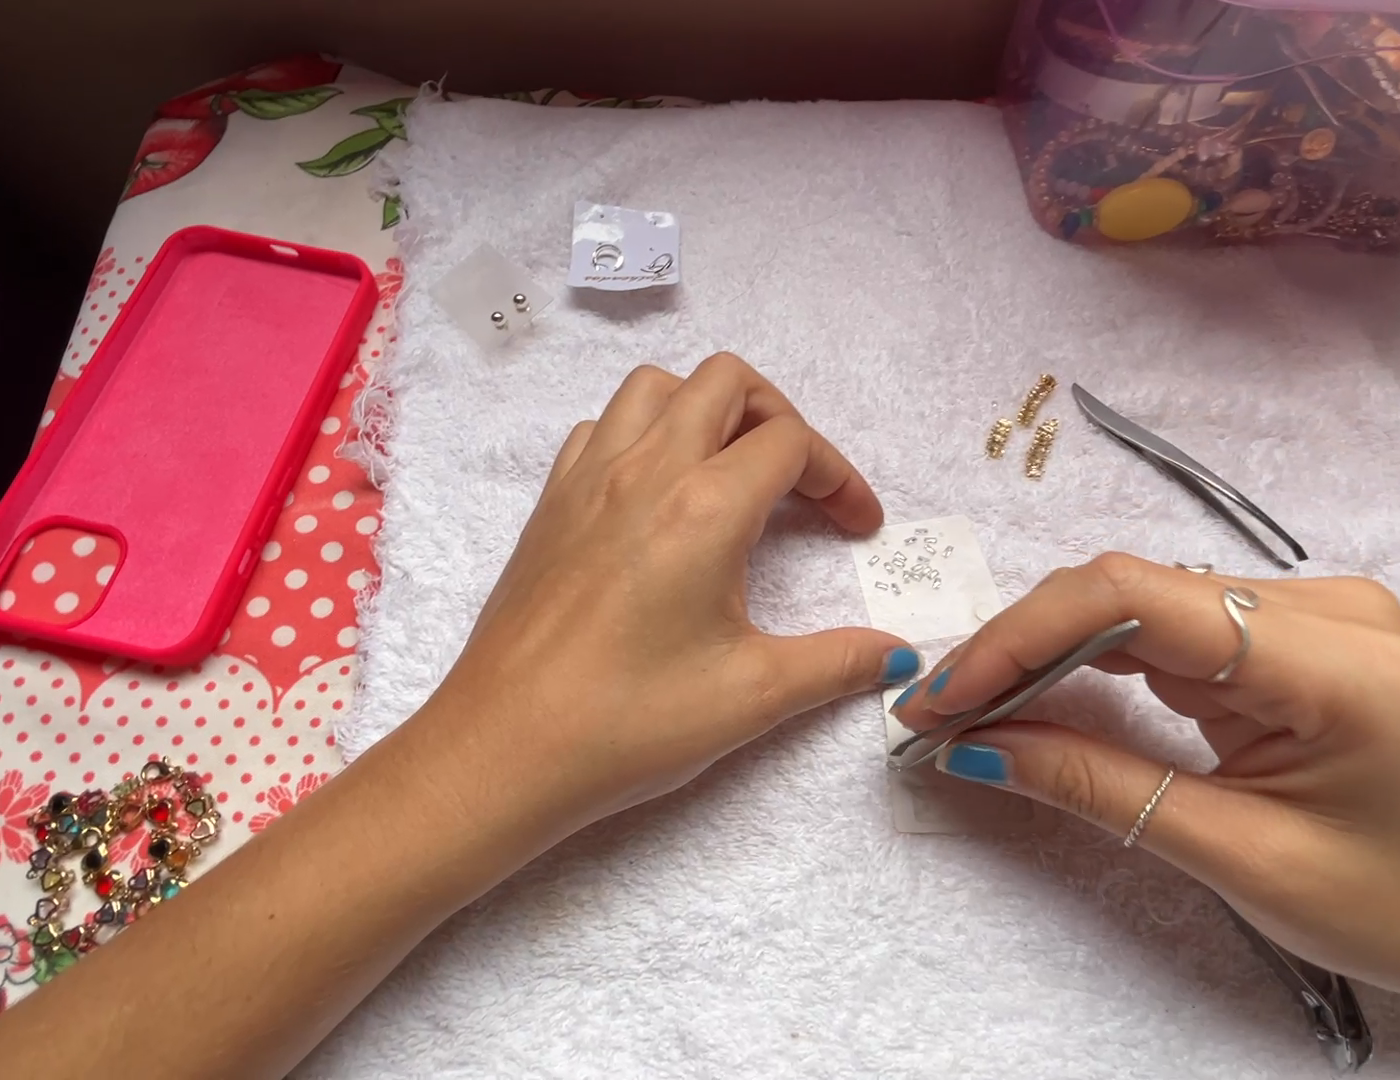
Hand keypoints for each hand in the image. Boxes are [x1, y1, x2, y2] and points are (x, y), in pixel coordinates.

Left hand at [413, 353, 917, 833]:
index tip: (857, 529)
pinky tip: (656, 496)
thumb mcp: (752, 695)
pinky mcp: (550, 501)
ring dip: (706, 412)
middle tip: (798, 485)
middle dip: (780, 418)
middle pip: (726, 382)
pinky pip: (603, 428)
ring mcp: (587, 477)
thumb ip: (838, 662)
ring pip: (656, 388)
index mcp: (703, 506)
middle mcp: (644, 469)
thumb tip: (898, 655)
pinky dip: (644, 435)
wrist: (501, 750)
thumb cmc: (628, 722)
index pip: (791, 443)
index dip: (840, 478)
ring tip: (728, 474)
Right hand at [892, 554, 1399, 1023]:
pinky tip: (1027, 688)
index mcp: (1332, 662)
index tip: (944, 698)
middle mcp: (1311, 605)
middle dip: (1011, 646)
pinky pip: (1143, 623)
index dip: (1020, 637)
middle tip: (935, 707)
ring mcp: (1289, 608)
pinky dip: (1073, 656)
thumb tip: (971, 749)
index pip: (1134, 602)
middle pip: (1117, 590)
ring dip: (1031, 649)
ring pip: (1119, 600)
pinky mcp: (1264, 627)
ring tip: (965, 701)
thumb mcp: (1237, 858)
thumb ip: (1095, 786)